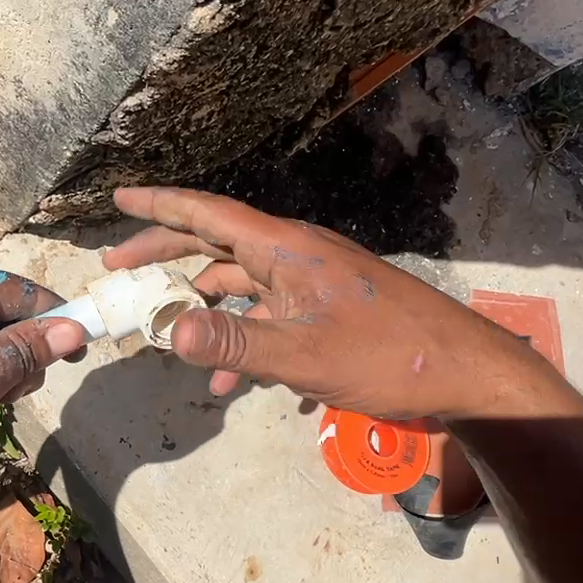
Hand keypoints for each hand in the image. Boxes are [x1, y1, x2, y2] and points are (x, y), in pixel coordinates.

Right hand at [104, 188, 582, 419]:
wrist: (465, 373)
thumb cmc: (384, 356)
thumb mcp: (302, 355)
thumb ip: (233, 344)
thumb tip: (169, 332)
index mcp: (283, 248)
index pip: (207, 213)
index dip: (158, 204)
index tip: (118, 197)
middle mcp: (291, 254)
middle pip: (212, 242)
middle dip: (162, 254)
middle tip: (118, 268)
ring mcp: (308, 281)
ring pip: (236, 282)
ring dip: (199, 306)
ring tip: (162, 332)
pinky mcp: (322, 309)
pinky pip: (264, 315)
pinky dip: (239, 339)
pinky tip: (228, 384)